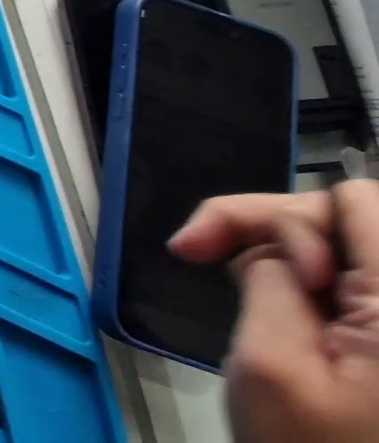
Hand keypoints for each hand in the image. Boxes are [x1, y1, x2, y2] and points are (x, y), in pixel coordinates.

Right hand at [170, 181, 378, 441]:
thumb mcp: (270, 365)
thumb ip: (272, 283)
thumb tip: (276, 248)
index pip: (355, 202)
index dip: (276, 215)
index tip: (216, 253)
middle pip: (357, 217)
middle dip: (275, 228)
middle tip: (204, 253)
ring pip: (359, 247)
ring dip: (295, 255)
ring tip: (253, 290)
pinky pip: (366, 284)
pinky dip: (321, 282)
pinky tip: (290, 308)